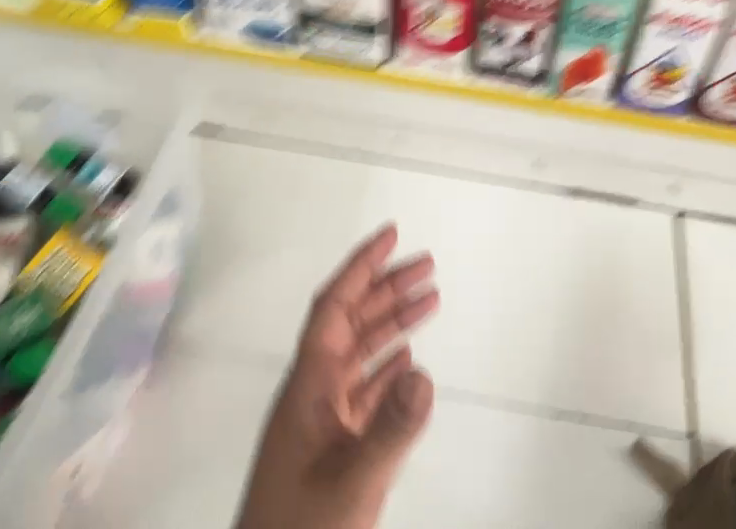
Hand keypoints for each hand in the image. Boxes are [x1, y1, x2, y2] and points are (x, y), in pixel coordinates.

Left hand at [234, 224, 441, 528]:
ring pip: (361, 355)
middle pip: (351, 323)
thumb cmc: (303, 525)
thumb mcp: (350, 480)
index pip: (333, 308)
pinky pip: (364, 392)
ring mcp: (323, 420)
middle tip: (428, 265)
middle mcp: (314, 392)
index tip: (391, 235)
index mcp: (308, 385)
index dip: (360, 267)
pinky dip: (388, 370)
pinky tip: (408, 363)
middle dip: (387, 289)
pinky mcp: (334, 447)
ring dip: (393, 325)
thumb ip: (389, 430)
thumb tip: (426, 372)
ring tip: (431, 300)